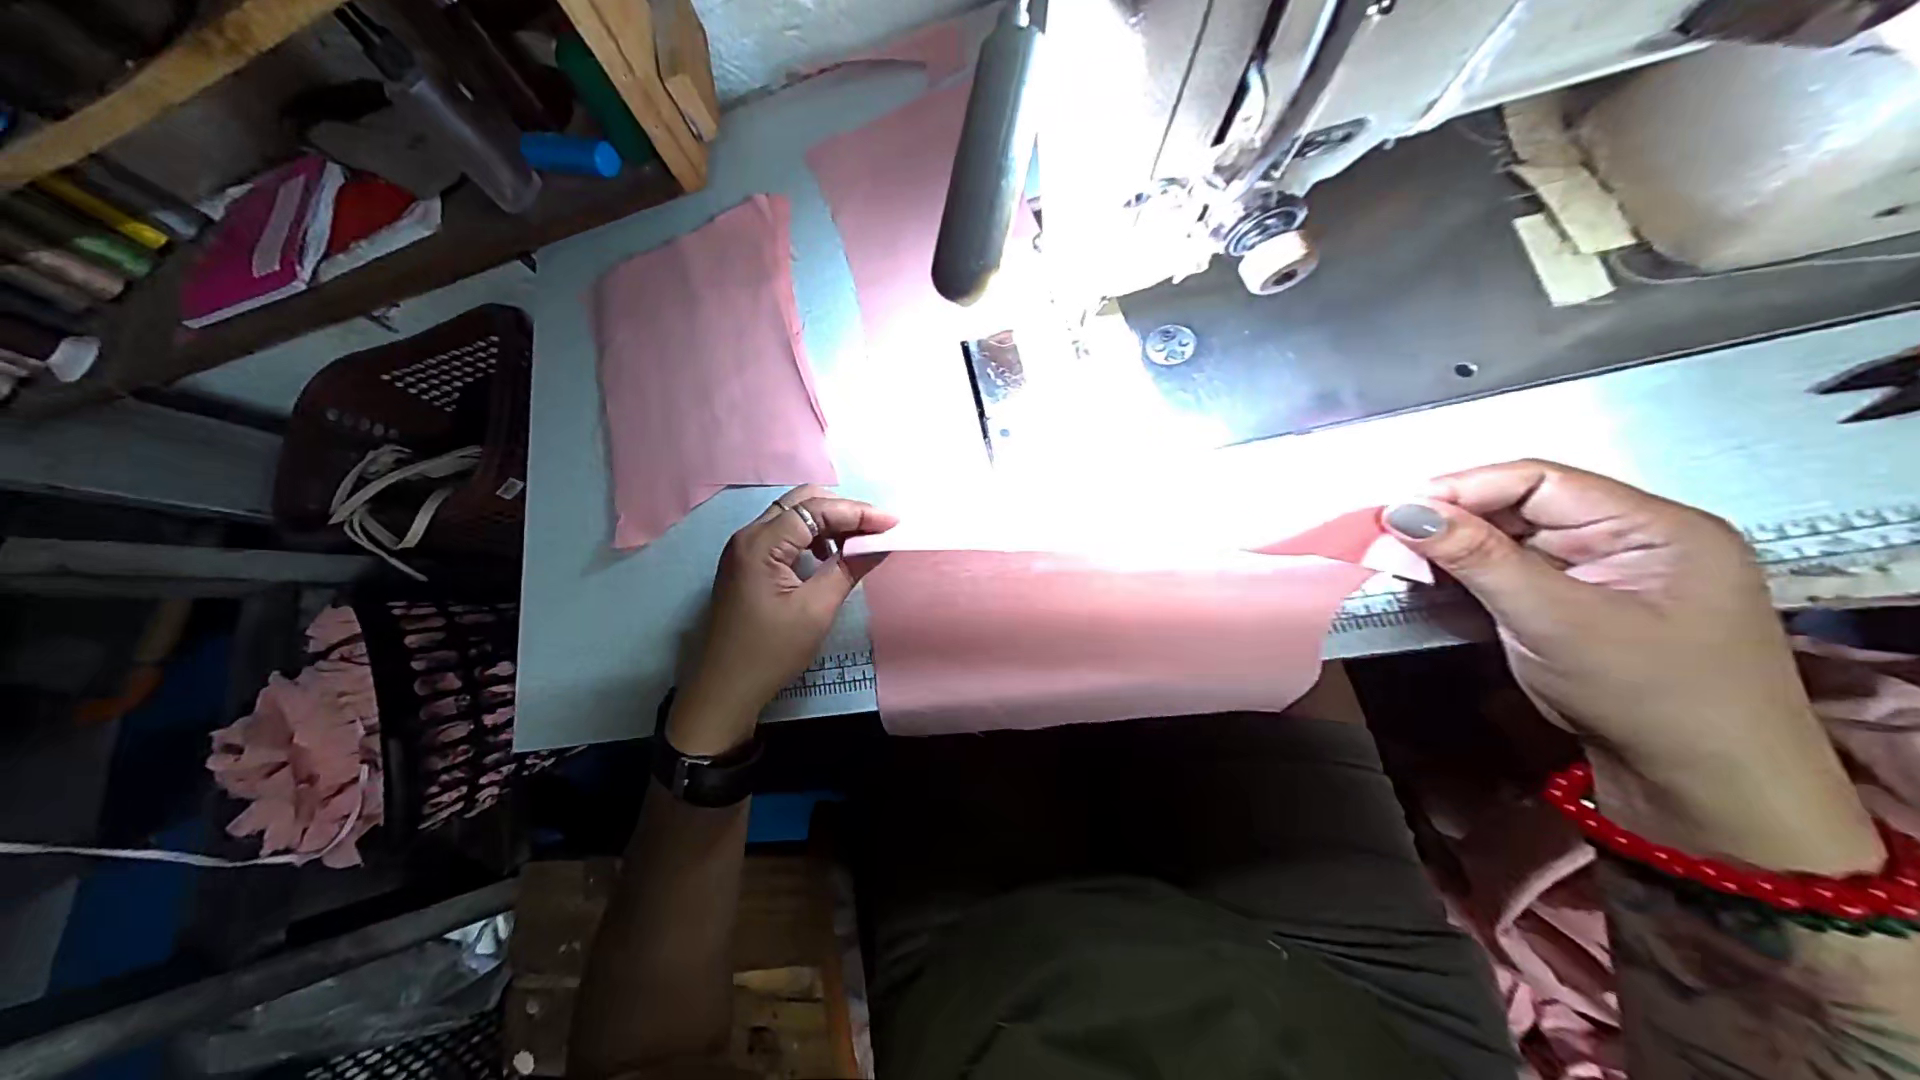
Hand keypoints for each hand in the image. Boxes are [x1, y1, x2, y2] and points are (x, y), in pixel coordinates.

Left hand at [669, 486, 896, 754]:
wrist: (724, 689)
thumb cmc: (770, 652)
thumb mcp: (816, 611)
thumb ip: (849, 569)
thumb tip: (880, 543)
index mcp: (761, 543)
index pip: (816, 509)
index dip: (858, 512)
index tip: (893, 522)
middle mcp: (748, 535)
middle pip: (801, 502)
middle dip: (843, 510)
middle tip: (878, 528)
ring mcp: (743, 549)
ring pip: (792, 515)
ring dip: (827, 521)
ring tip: (858, 541)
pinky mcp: (746, 563)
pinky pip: (783, 533)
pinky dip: (811, 535)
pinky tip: (828, 555)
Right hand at [1381, 459, 1880, 872]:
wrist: (1704, 788)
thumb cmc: (1651, 699)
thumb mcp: (1553, 620)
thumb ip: (1477, 558)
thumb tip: (1405, 512)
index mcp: (1655, 527)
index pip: (1541, 480)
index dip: (1465, 488)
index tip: (1402, 509)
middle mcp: (1633, 539)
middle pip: (1524, 506)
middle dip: (1456, 519)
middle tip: (1394, 536)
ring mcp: (1607, 573)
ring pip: (1514, 539)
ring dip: (1460, 548)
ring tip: (1408, 558)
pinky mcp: (1582, 604)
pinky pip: (1517, 572)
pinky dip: (1475, 574)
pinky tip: (1441, 579)